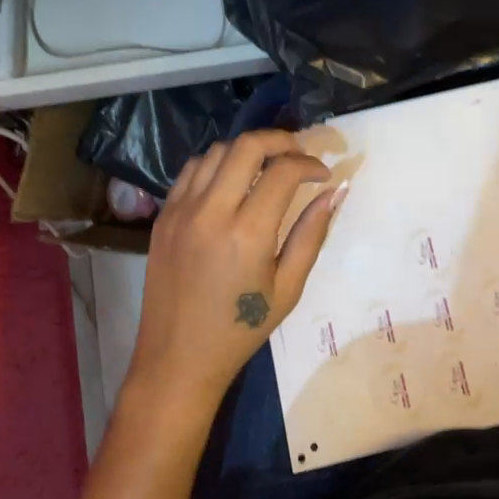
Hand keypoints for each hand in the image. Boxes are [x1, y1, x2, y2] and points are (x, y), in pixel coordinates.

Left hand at [126, 130, 346, 408]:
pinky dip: (216, 164)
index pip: (284, 171)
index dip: (311, 164)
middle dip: (280, 140)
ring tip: (266, 166)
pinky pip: (191, 169)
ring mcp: (181, 209)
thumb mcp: (287, 288)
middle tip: (298, 154)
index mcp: (247, 233)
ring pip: (217, 150)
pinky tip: (230, 180)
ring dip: (247, 150)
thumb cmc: (240, 330)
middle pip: (248, 145)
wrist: (177, 358)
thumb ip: (311, 234)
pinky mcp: (163, 214)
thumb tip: (335, 192)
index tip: (324, 175)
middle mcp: (211, 211)